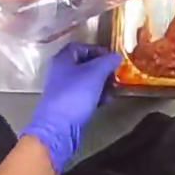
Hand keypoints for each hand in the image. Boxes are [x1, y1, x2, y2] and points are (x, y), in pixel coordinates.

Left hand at [21, 43, 122, 172]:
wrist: (58, 127)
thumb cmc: (75, 94)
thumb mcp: (95, 74)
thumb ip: (107, 62)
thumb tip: (116, 56)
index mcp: (63, 59)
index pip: (80, 47)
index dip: (96, 49)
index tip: (111, 56)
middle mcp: (60, 72)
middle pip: (83, 64)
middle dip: (101, 68)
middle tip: (115, 72)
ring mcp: (63, 90)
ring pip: (85, 81)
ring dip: (101, 82)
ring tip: (114, 87)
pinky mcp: (67, 105)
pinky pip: (84, 95)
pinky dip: (96, 95)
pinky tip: (106, 101)